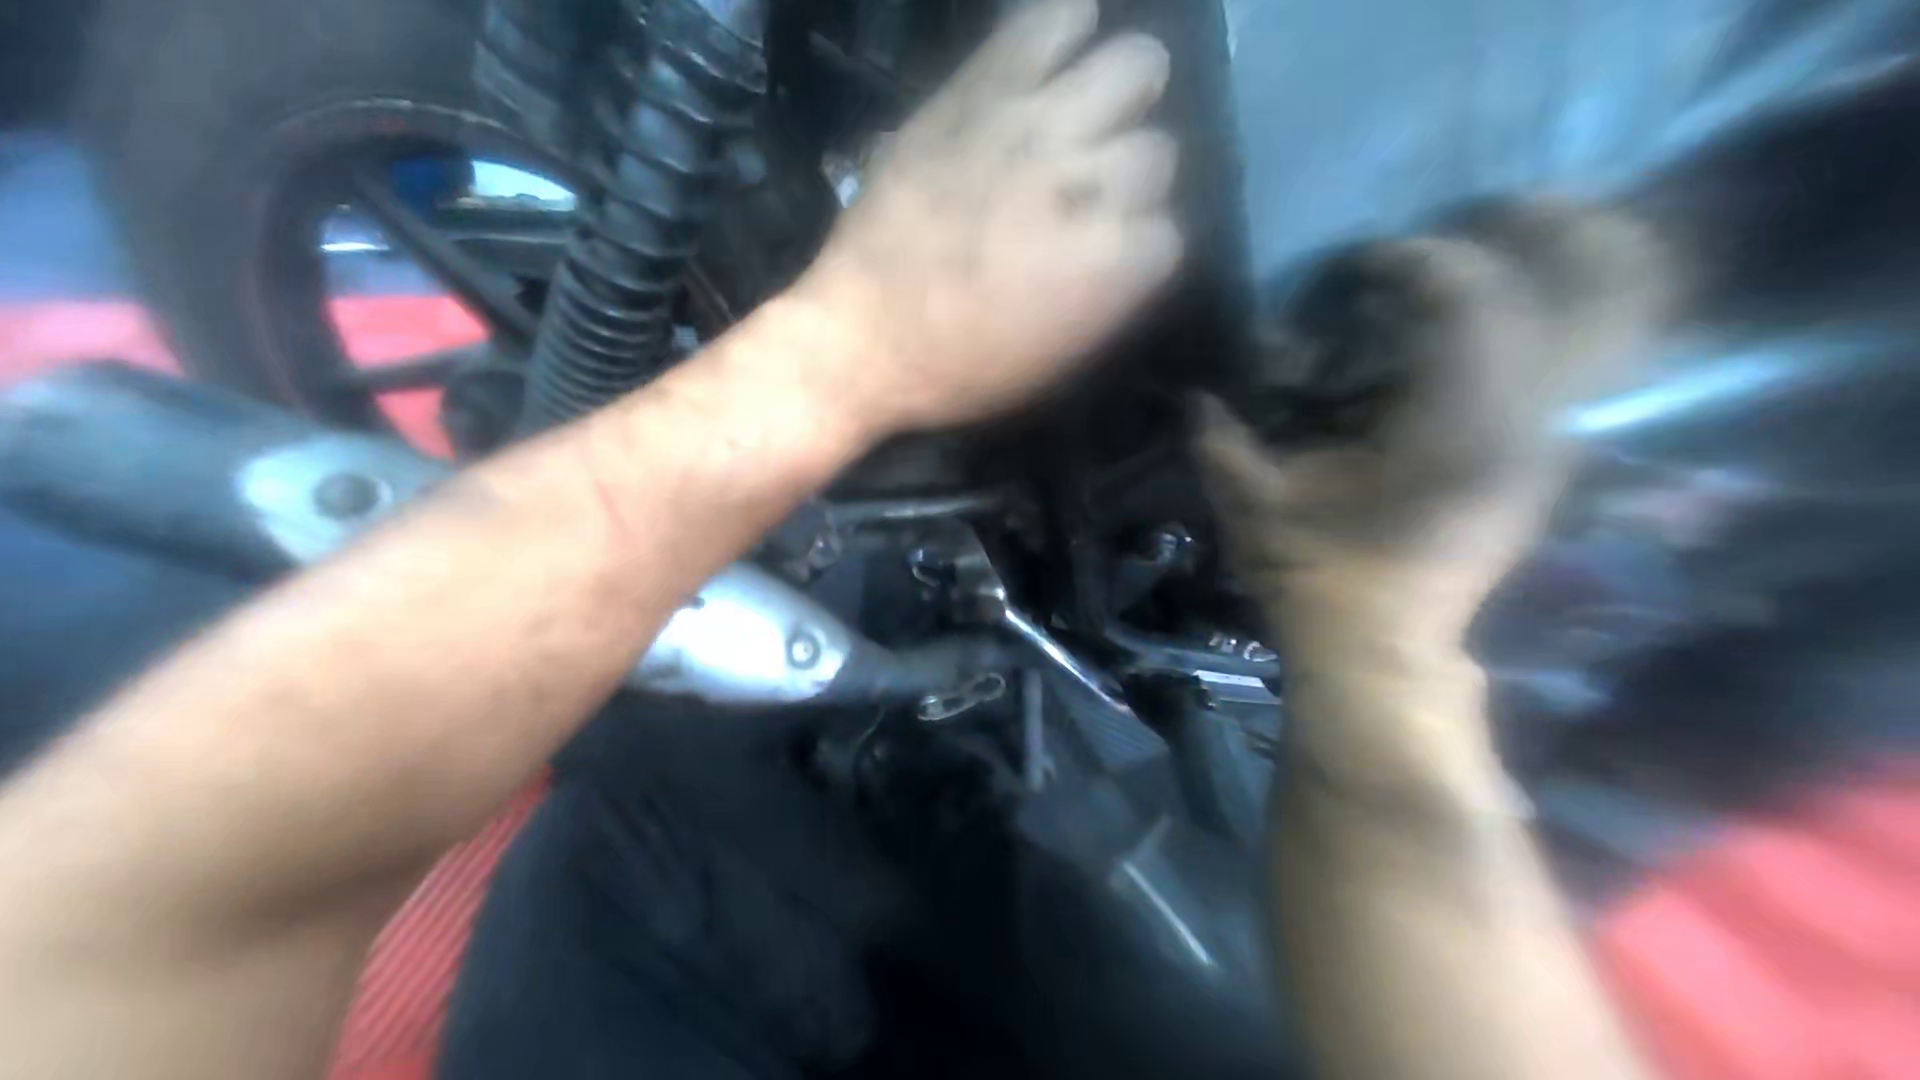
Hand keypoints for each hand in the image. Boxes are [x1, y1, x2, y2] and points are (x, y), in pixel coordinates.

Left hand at [793, 0, 1183, 436]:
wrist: (860, 341)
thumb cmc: (957, 373)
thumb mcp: (1053, 365)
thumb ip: (1108, 302)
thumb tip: (1131, 253)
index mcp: (1112, 269)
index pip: (1170, 234)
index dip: (1139, 249)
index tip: (1110, 261)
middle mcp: (1086, 188)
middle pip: (1158, 154)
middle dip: (1132, 181)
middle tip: (1091, 196)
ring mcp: (1032, 130)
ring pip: (1131, 68)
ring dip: (1123, 99)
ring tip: (1091, 117)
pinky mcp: (976, 95)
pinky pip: (1046, 23)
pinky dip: (1064, 29)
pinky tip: (1060, 52)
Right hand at [1197, 201, 1673, 645]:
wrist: (1378, 649)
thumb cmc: (1314, 577)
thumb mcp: (1251, 506)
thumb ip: (1220, 442)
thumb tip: (1194, 395)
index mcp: (1450, 431)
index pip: (1469, 303)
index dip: (1418, 261)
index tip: (1363, 262)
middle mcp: (1525, 424)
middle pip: (1604, 290)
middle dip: (1554, 229)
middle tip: (1490, 208)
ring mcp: (1547, 442)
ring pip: (1616, 323)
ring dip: (1568, 267)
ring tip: (1505, 243)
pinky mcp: (1541, 459)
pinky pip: (1579, 362)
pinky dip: (1548, 320)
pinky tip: (1485, 323)